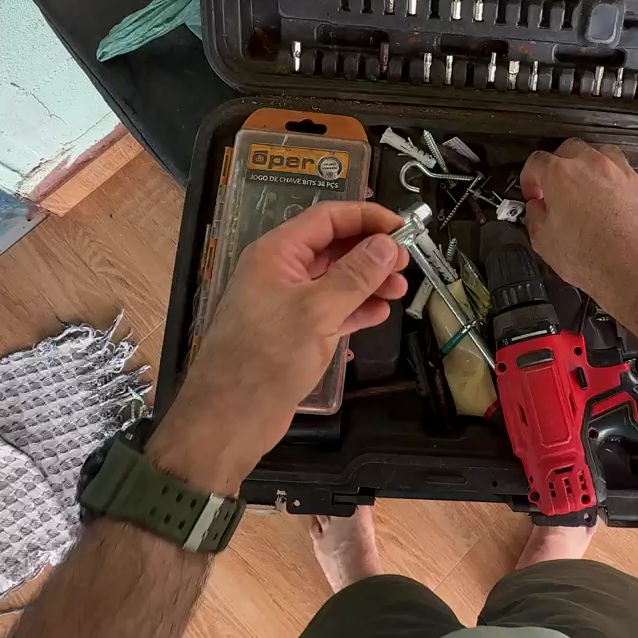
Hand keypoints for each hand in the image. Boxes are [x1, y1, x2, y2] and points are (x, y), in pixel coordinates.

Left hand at [148, 201, 408, 492]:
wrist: (230, 420)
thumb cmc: (269, 357)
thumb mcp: (318, 311)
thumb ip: (356, 274)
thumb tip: (387, 244)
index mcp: (278, 253)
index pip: (327, 218)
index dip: (366, 217)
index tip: (403, 227)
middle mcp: (282, 271)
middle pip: (334, 247)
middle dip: (372, 251)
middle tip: (407, 263)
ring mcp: (288, 303)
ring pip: (336, 279)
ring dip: (369, 281)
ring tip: (400, 290)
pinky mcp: (296, 332)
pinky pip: (333, 309)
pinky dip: (357, 308)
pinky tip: (381, 313)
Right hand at [519, 138, 637, 303]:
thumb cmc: (596, 258)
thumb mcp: (544, 242)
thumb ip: (535, 217)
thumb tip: (537, 210)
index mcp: (561, 175)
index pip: (536, 162)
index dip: (529, 178)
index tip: (532, 192)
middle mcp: (592, 166)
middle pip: (569, 149)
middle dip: (559, 166)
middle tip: (556, 190)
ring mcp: (621, 172)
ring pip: (601, 154)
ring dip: (589, 167)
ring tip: (585, 189)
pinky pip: (624, 173)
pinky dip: (614, 181)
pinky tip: (611, 201)